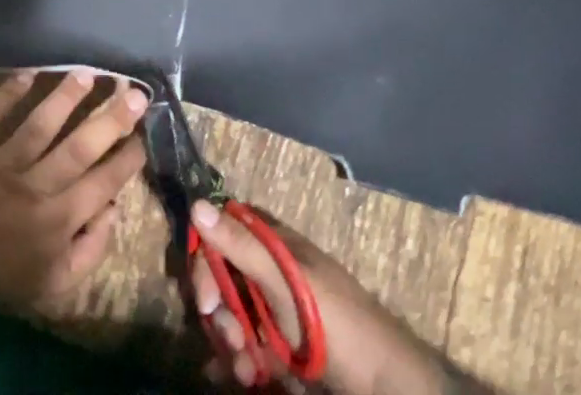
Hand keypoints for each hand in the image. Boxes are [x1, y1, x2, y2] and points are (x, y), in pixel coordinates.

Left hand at [0, 70, 148, 306]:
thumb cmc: (8, 276)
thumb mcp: (60, 281)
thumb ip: (92, 247)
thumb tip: (113, 207)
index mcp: (59, 220)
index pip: (102, 183)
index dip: (127, 159)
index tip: (146, 134)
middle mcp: (34, 188)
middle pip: (77, 148)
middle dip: (109, 120)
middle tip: (133, 92)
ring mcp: (1, 166)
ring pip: (37, 126)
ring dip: (64, 98)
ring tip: (87, 73)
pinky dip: (8, 95)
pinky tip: (28, 73)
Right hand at [191, 201, 464, 394]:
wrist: (384, 385)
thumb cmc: (337, 324)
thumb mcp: (286, 281)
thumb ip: (241, 245)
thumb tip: (197, 203)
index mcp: (275, 247)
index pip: (221, 235)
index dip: (206, 261)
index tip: (207, 297)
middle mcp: (270, 273)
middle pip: (220, 279)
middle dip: (218, 313)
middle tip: (232, 339)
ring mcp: (274, 310)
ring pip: (229, 315)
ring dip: (229, 343)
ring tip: (246, 372)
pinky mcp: (279, 344)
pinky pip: (243, 344)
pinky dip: (236, 361)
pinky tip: (243, 377)